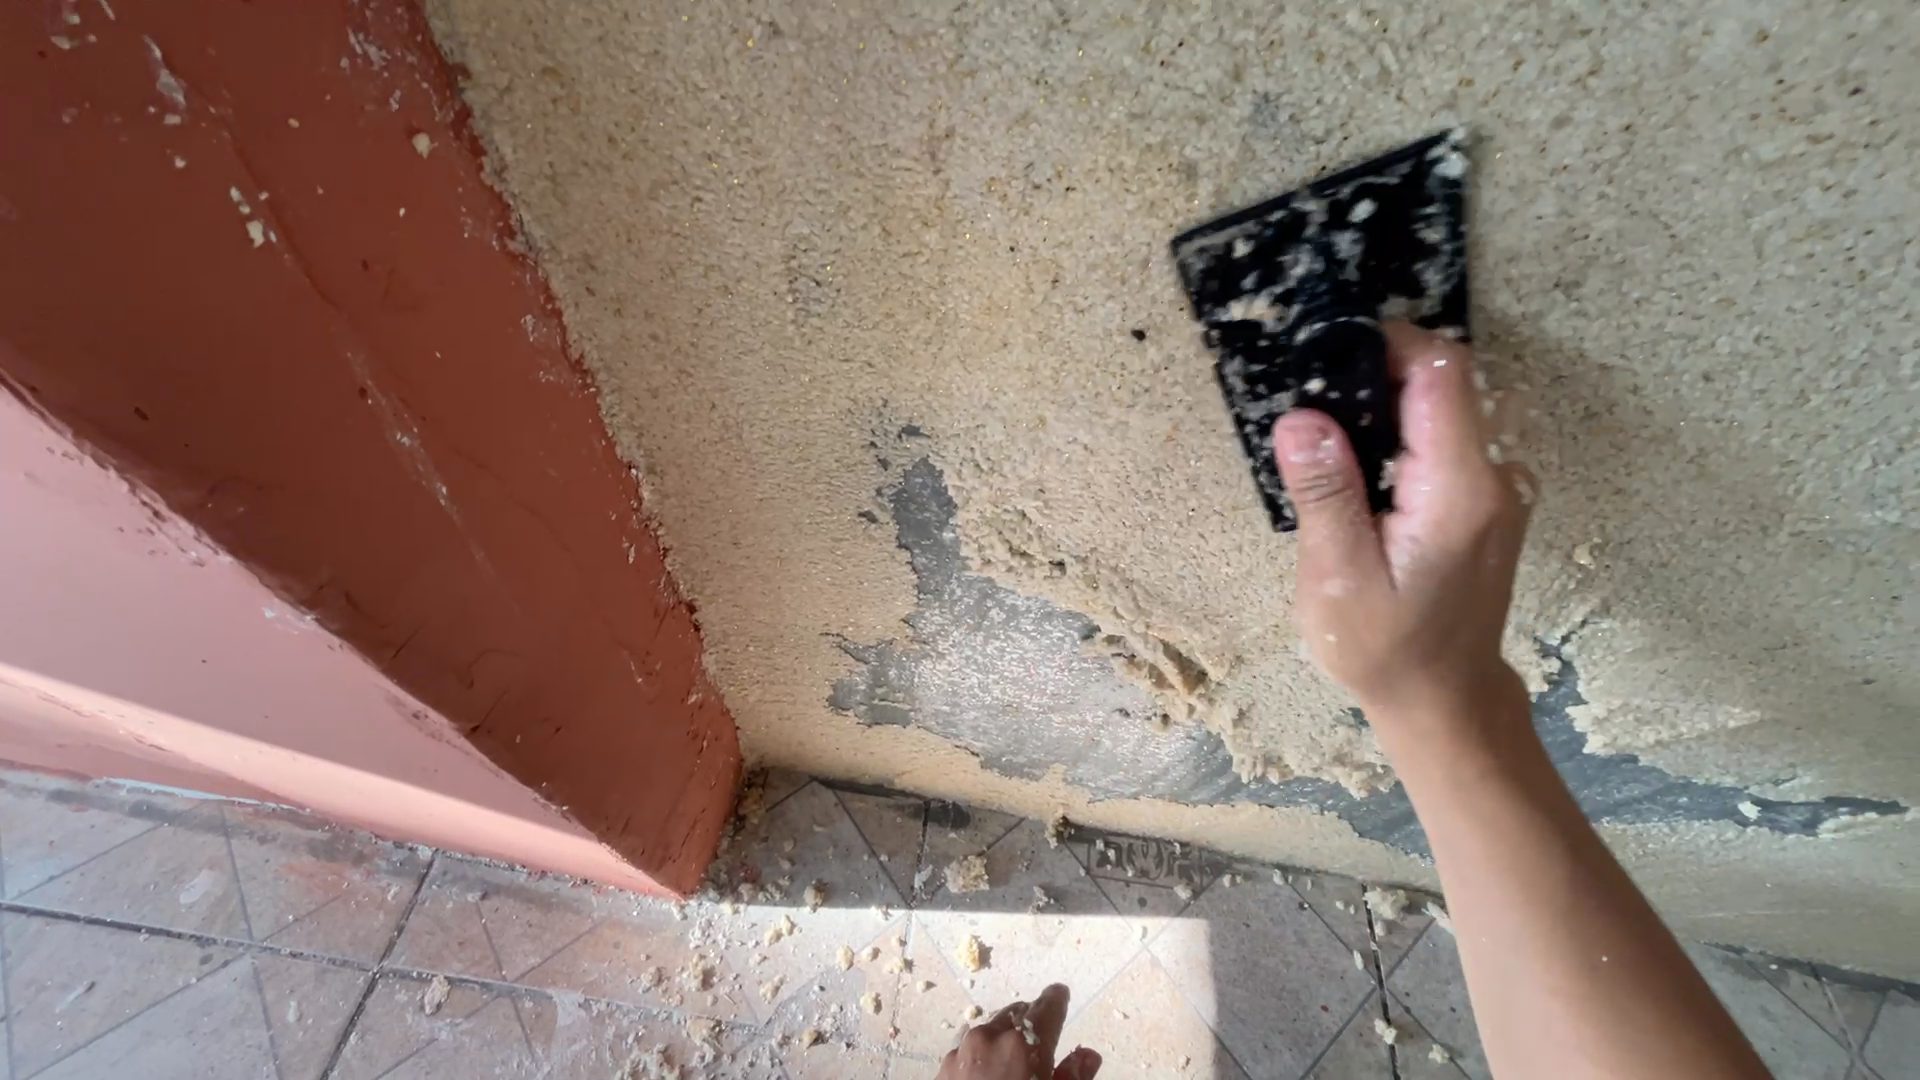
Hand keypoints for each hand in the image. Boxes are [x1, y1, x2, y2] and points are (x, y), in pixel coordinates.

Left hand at [934, 984, 1101, 1079]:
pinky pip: (969, 1049)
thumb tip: (1088, 1056)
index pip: (1047, 1008)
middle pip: (1017, 1015)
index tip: (1061, 996)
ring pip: (991, 1030)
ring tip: (1015, 1065)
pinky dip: (984, 1054)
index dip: (1057, 1001)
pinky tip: (990, 1078)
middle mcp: (989, 1038)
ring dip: (1005, 1038)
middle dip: (1031, 1024)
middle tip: (1042, 1042)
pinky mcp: (942, 1069)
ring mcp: (961, 1053)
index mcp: (1022, 1046)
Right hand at [1271, 321, 1534, 721]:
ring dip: (1388, 401)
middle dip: (1380, 371)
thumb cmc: (1382, 647)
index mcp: (1459, 490)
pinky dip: (1402, 430)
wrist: (1441, 696)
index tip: (1327, 353)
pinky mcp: (1485, 501)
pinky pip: (1448, 438)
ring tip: (1327, 435)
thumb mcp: (1337, 575)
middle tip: (1312, 400)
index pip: (1442, 373)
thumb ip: (1325, 494)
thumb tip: (1301, 418)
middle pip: (1449, 382)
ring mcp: (1497, 488)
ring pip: (1448, 406)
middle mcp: (1494, 477)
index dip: (1389, 343)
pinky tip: (1358, 467)